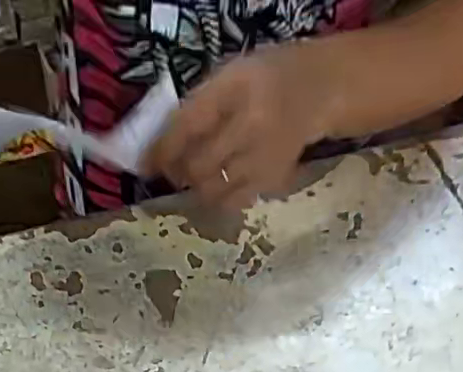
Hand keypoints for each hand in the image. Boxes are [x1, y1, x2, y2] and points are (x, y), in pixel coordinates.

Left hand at [143, 45, 336, 211]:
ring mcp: (263, 159)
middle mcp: (250, 126)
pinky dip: (220, 199)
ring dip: (198, 188)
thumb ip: (197, 107)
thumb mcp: (229, 77)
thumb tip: (158, 148)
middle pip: (198, 166)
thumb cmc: (263, 82)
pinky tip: (221, 187)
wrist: (316, 93)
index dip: (162, 151)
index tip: (146, 165)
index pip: (188, 126)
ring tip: (199, 178)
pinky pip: (233, 202)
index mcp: (235, 89)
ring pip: (213, 190)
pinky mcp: (272, 182)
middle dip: (180, 173)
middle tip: (175, 172)